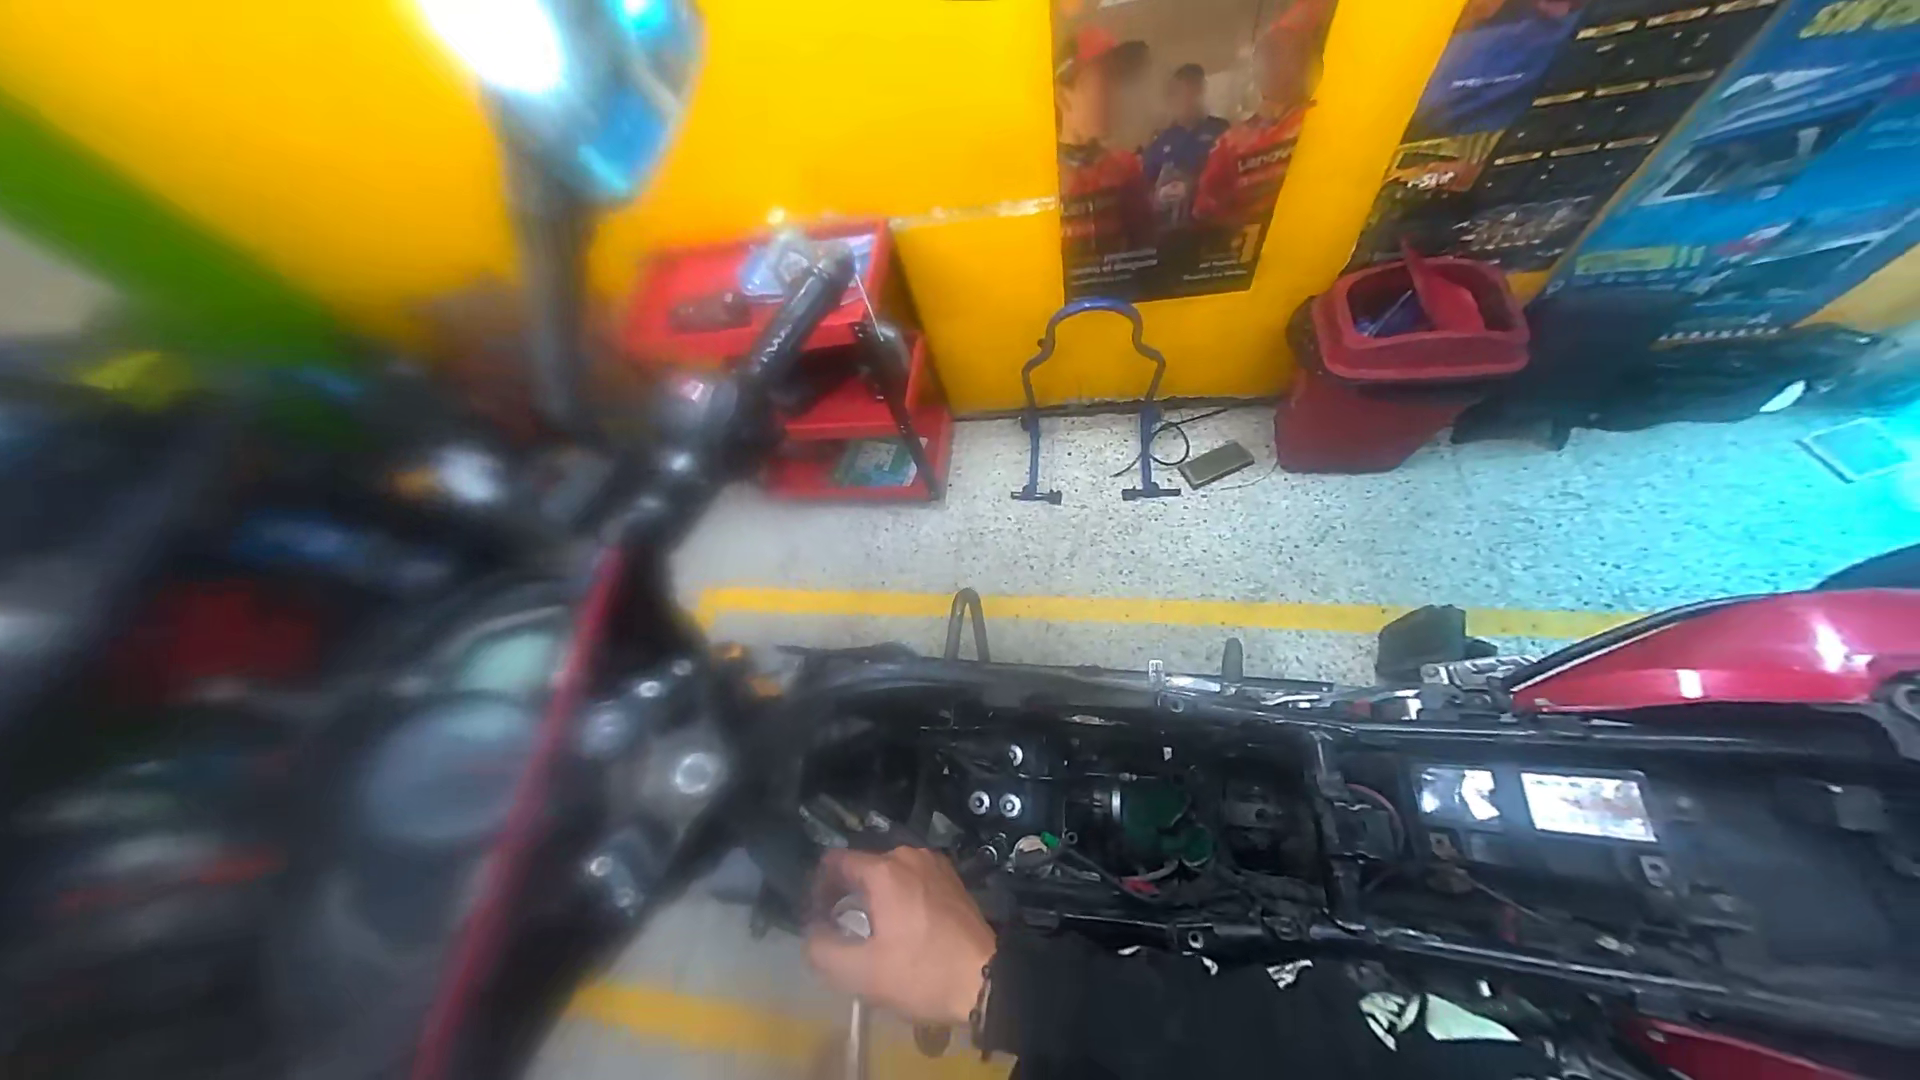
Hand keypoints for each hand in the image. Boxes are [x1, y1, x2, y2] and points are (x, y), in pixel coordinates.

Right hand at [805, 847, 994, 1025]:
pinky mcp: (949, 874)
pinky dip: (900, 892)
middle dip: (846, 892)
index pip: (836, 861)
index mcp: (883, 870)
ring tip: (873, 930)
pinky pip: (912, 876)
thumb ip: (823, 949)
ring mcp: (932, 861)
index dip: (819, 885)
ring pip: (888, 871)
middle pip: (862, 865)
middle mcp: (907, 854)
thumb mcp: (862, 972)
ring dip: (874, 894)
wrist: (984, 977)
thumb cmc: (921, 971)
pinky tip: (903, 924)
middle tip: (843, 929)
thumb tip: (811, 930)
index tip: (818, 914)